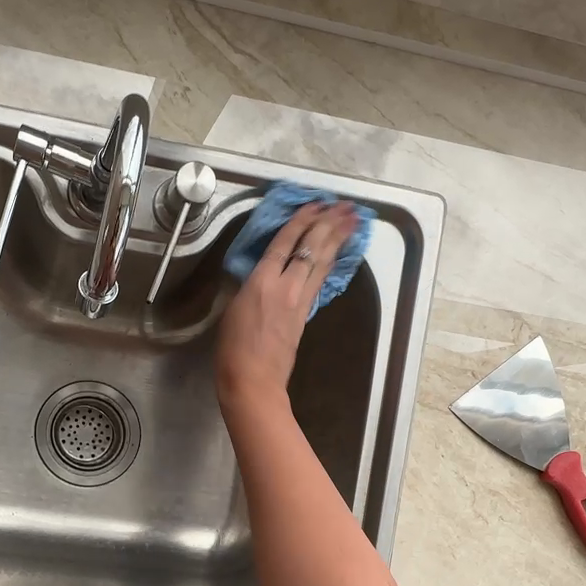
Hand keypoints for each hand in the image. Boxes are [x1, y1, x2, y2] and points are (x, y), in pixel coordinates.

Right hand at [217, 200, 359, 402]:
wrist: (253, 382)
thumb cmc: (233, 351)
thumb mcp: (232, 310)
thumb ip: (249, 287)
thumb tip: (261, 276)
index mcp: (261, 282)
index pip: (285, 242)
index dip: (302, 220)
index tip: (315, 203)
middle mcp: (286, 287)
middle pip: (312, 247)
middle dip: (330, 223)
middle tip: (346, 205)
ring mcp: (299, 302)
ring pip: (322, 262)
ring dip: (338, 239)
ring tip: (352, 220)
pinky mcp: (305, 316)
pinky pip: (321, 281)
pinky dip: (331, 263)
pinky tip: (339, 253)